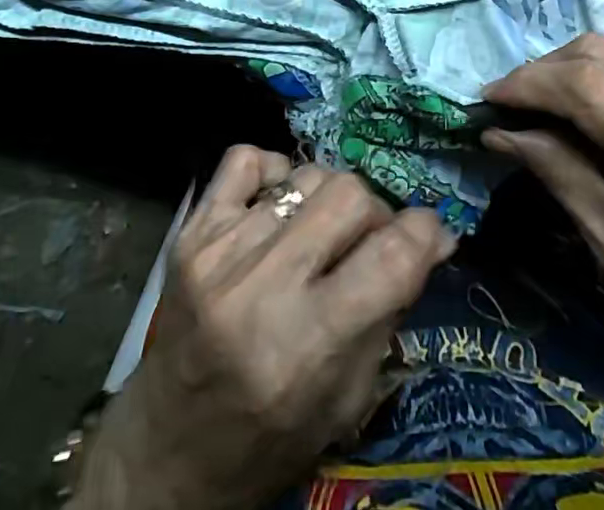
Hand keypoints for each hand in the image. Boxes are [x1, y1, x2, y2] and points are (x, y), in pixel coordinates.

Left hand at [70, 146, 454, 509]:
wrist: (170, 445)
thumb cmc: (270, 436)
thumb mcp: (348, 398)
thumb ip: (390, 310)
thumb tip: (432, 239)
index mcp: (309, 343)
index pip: (392, 255)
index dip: (426, 233)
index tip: (430, 236)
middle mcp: (262, 286)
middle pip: (350, 196)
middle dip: (376, 214)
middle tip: (368, 242)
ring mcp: (219, 251)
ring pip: (305, 175)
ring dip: (329, 200)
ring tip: (322, 232)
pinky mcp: (190, 232)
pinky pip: (246, 160)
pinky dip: (275, 173)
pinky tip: (278, 205)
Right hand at [480, 35, 603, 377]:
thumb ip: (559, 174)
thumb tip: (498, 131)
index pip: (592, 89)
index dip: (531, 84)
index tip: (488, 100)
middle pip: (600, 56)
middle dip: (540, 72)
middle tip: (506, 105)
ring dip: (563, 71)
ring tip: (535, 106)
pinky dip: (592, 76)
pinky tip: (577, 107)